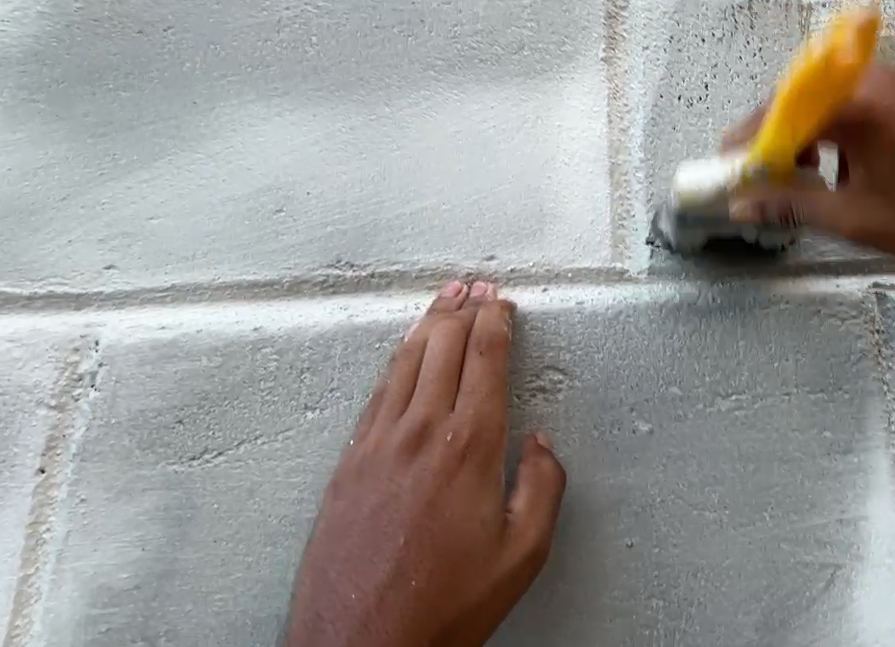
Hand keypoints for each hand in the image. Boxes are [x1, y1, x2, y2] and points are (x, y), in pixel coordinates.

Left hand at [285, 280, 566, 646]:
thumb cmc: (443, 607)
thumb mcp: (523, 552)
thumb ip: (544, 484)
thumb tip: (539, 443)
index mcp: (469, 445)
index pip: (485, 356)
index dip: (496, 320)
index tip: (503, 303)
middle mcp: (422, 431)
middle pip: (444, 343)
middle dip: (465, 307)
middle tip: (478, 287)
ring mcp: (379, 443)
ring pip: (407, 358)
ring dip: (429, 321)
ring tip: (444, 299)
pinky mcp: (349, 461)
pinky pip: (377, 390)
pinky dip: (397, 357)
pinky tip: (404, 351)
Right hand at [724, 64, 894, 269]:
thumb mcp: (857, 219)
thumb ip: (793, 204)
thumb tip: (741, 203)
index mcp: (859, 103)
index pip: (782, 112)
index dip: (749, 140)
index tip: (727, 165)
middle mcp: (879, 79)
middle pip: (806, 96)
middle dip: (779, 133)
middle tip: (764, 173)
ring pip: (837, 98)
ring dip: (813, 130)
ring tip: (806, 176)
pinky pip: (867, 101)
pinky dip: (845, 128)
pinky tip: (850, 166)